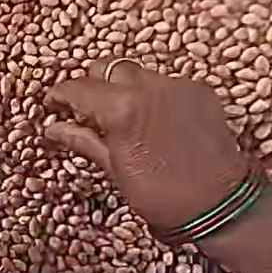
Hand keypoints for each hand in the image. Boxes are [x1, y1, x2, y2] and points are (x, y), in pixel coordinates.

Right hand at [43, 60, 250, 232]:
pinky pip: (163, 82)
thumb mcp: (114, 168)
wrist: (219, 205)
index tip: (52, 104)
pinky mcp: (198, 91)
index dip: (60, 95)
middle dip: (91, 84)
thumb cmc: (162, 194)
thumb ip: (84, 140)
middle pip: (107, 68)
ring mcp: (177, 86)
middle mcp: (149, 87)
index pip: (78, 88)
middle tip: (83, 109)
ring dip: (120, 87)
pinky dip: (149, 94)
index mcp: (122, 108)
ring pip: (136, 72)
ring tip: (117, 115)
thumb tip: (53, 128)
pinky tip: (148, 119)